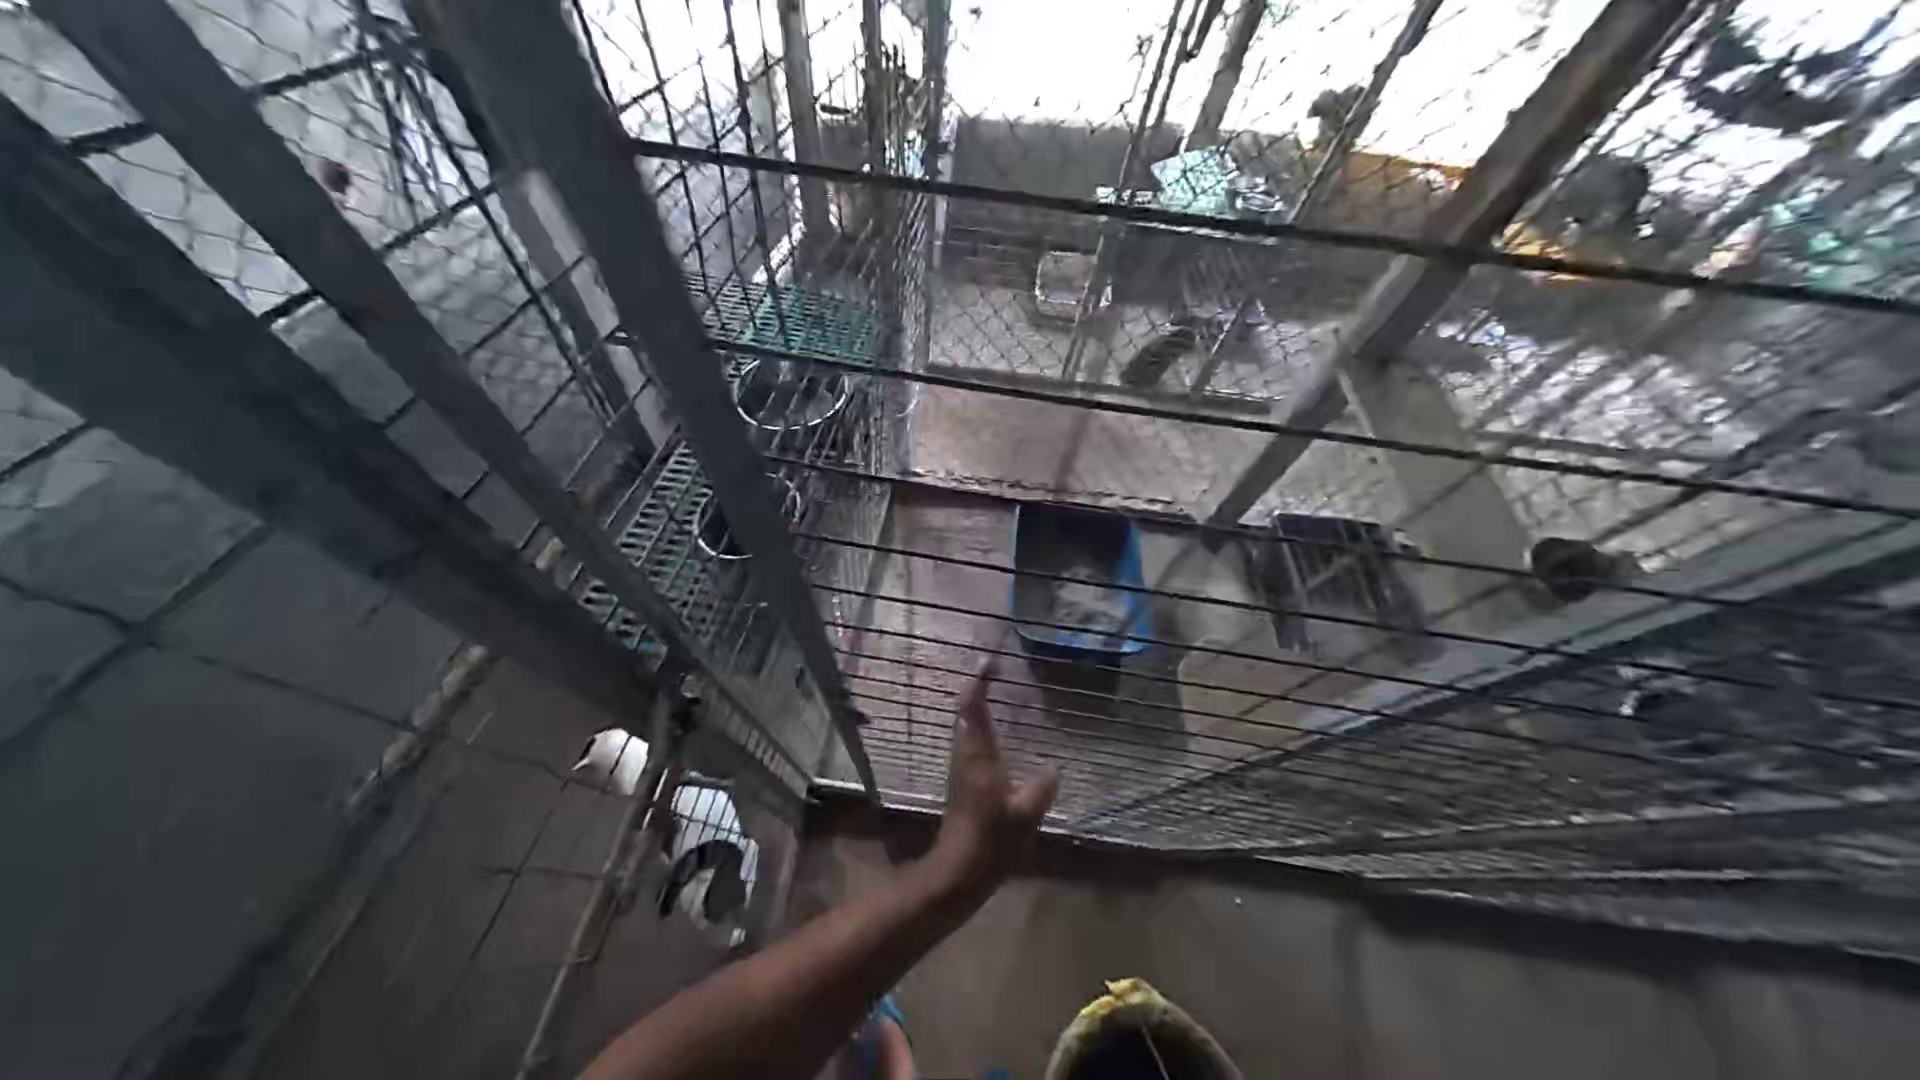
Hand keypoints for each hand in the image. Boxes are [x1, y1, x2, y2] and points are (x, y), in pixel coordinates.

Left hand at [927, 661, 1058, 889]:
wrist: (959, 871)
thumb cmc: (991, 840)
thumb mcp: (1026, 814)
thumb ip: (1041, 788)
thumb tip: (1052, 768)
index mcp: (978, 755)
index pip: (973, 707)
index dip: (979, 681)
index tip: (991, 661)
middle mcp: (964, 754)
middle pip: (964, 711)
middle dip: (977, 688)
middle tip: (996, 672)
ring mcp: (960, 767)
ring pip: (965, 727)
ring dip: (977, 707)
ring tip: (997, 695)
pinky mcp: (962, 781)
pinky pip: (969, 741)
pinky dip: (980, 726)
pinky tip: (998, 735)